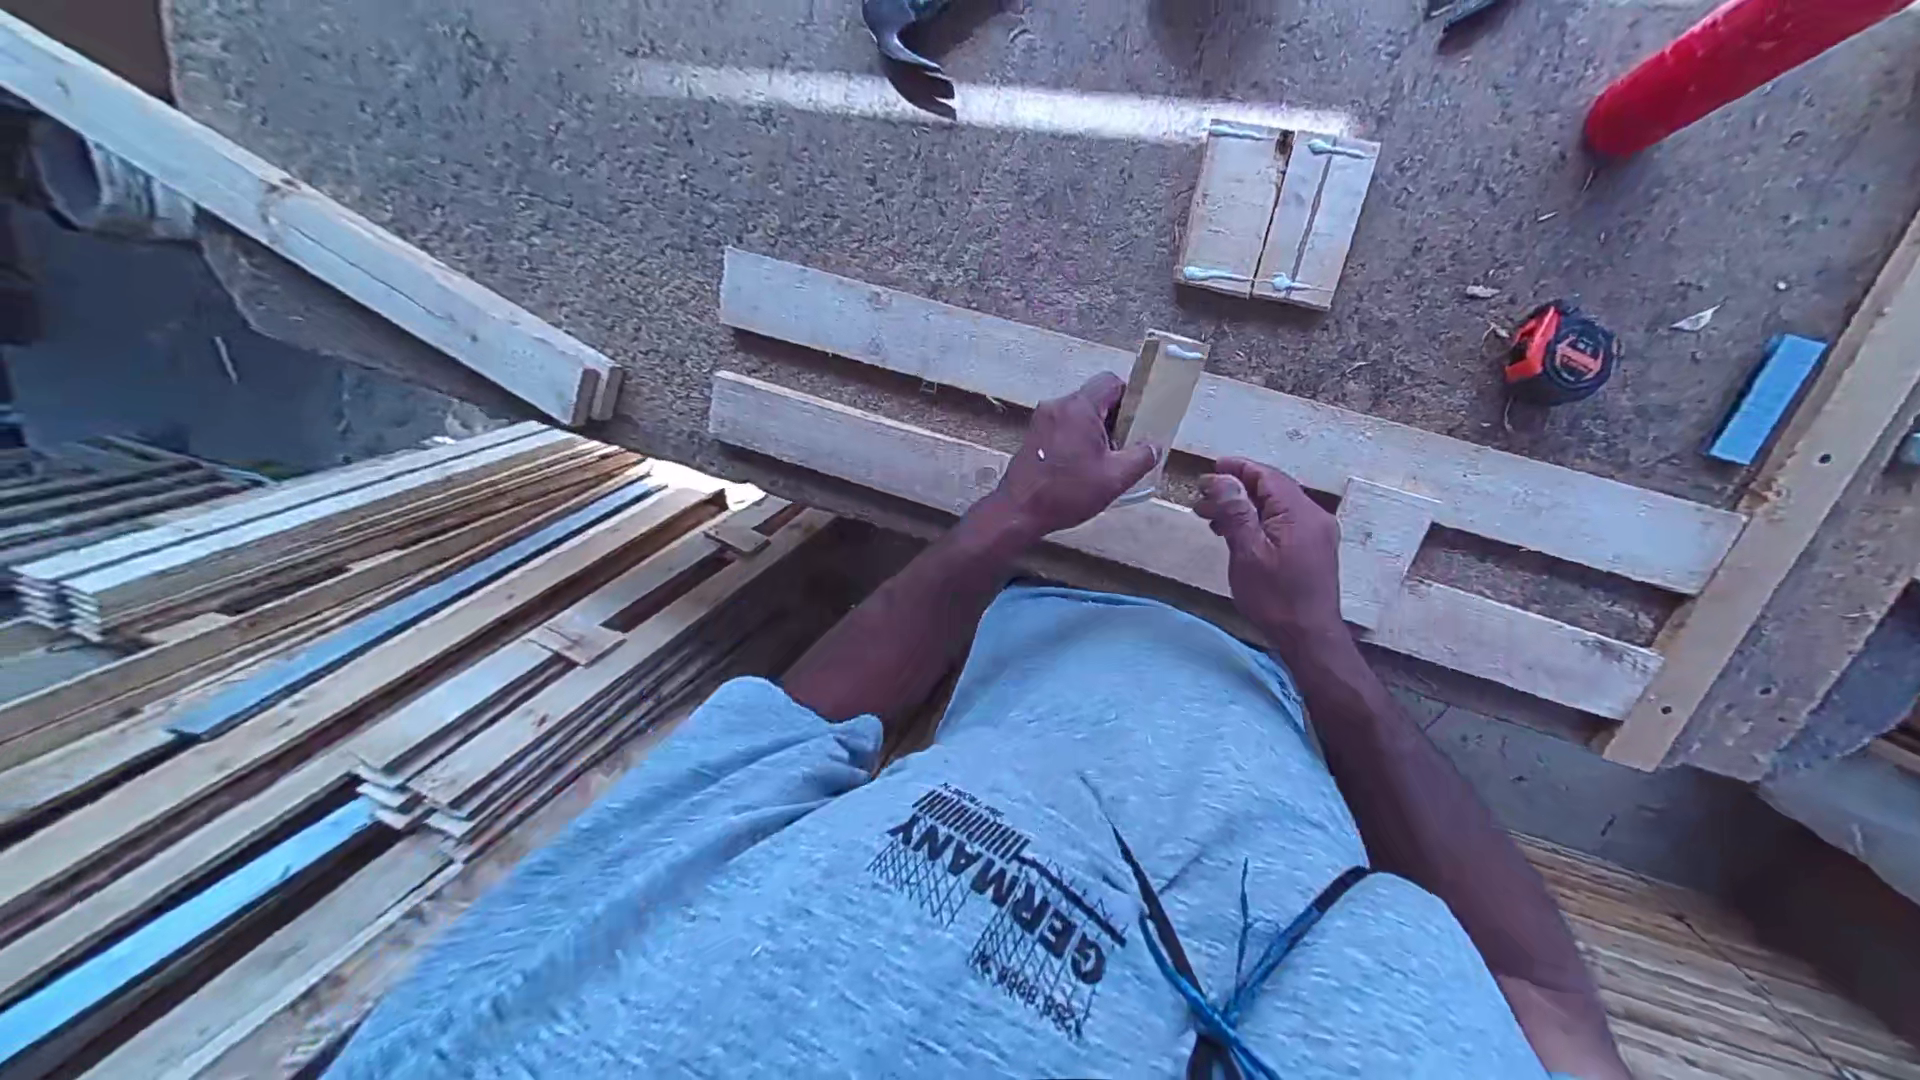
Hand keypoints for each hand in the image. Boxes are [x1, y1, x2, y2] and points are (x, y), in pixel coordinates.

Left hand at [975, 373, 1157, 543]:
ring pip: (1078, 415)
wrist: (1018, 512)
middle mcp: (1056, 406)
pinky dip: (1076, 441)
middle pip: (1094, 399)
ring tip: (1102, 462)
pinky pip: (1062, 428)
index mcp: (1078, 407)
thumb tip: (1153, 446)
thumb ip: (1142, 456)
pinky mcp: (1032, 437)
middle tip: (1123, 447)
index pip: (1111, 382)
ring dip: (1094, 433)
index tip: (1137, 422)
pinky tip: (1081, 468)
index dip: (1130, 398)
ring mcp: (1040, 421)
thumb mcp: (1116, 477)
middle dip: (1113, 419)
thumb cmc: (1066, 493)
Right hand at [1194, 457, 1347, 652]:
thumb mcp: (1248, 552)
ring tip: (1209, 517)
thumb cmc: (1275, 597)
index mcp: (1300, 513)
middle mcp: (1313, 517)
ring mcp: (1314, 534)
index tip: (1211, 468)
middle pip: (1271, 489)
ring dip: (1242, 507)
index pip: (1267, 476)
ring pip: (1274, 507)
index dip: (1238, 468)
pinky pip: (1280, 523)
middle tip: (1200, 497)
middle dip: (1234, 489)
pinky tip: (1233, 533)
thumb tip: (1221, 480)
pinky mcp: (1310, 549)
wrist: (1308, 636)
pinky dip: (1255, 521)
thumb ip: (1235, 512)